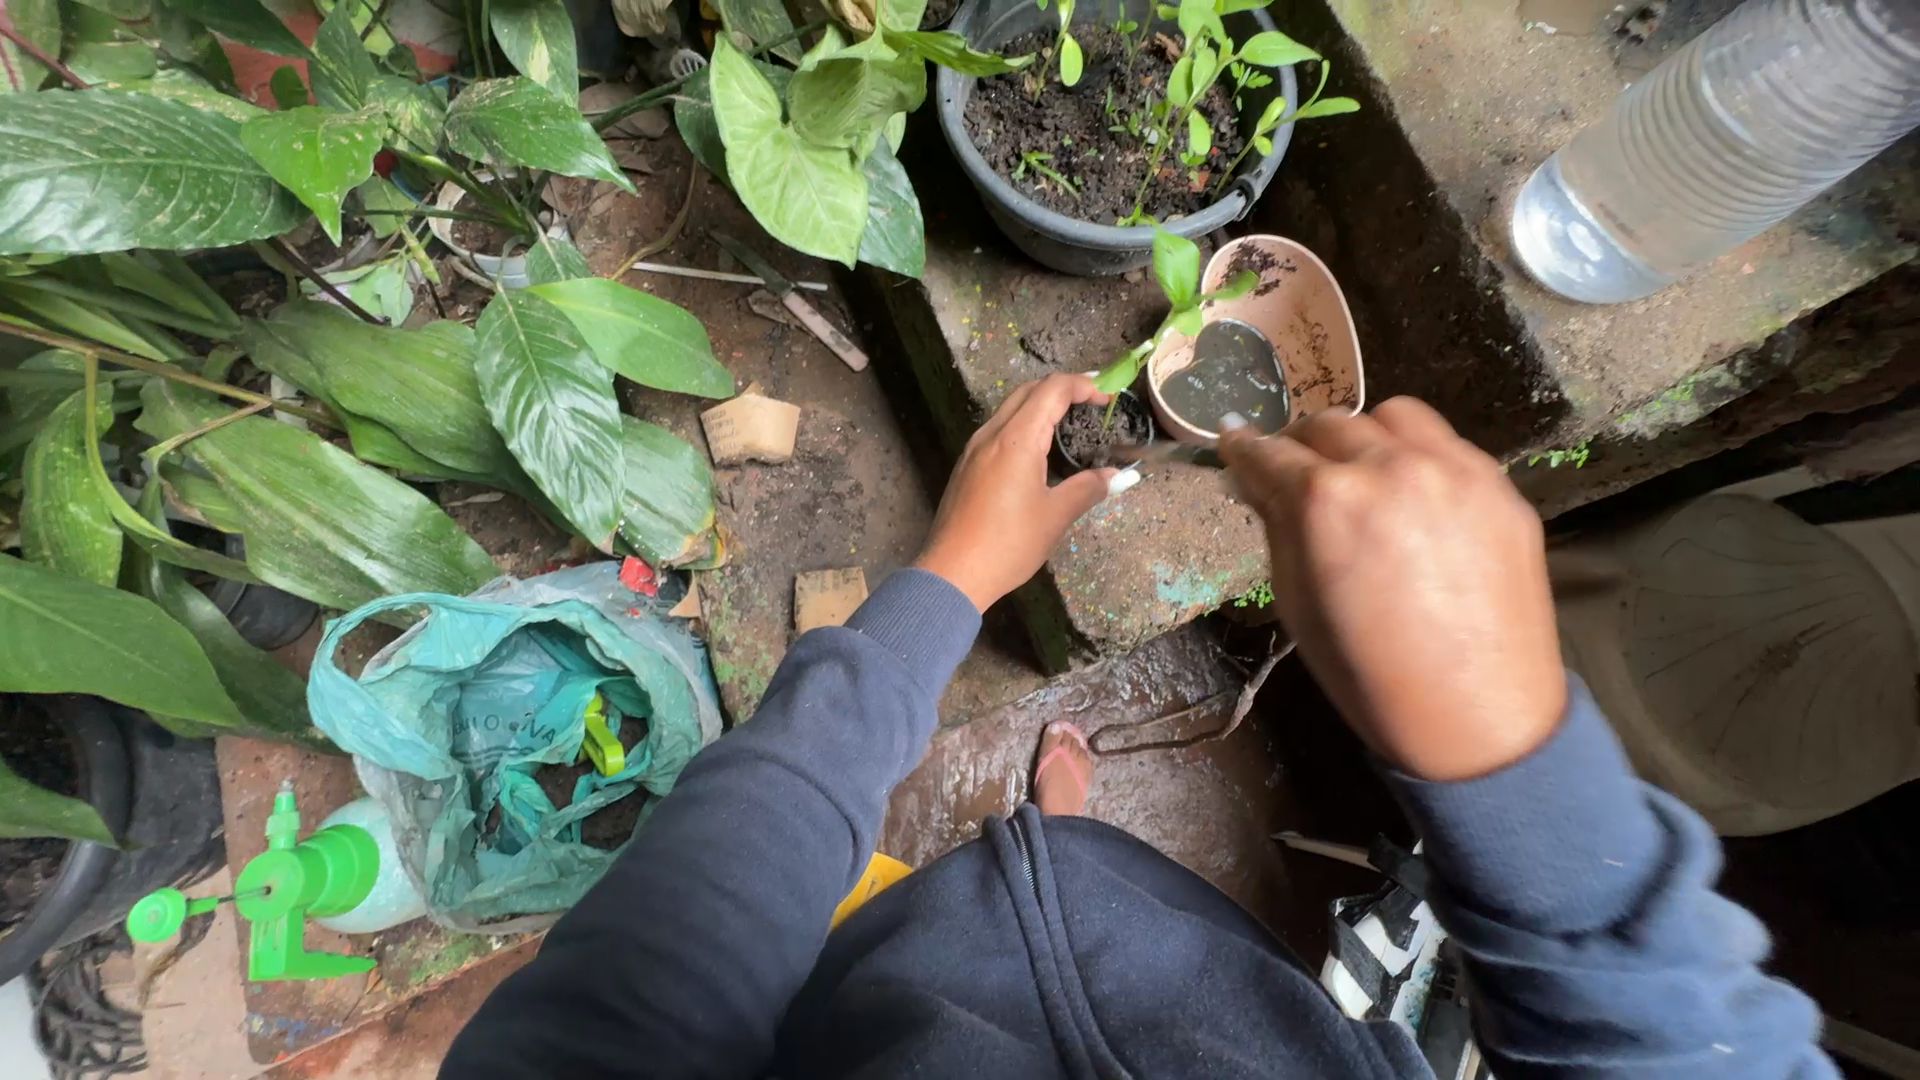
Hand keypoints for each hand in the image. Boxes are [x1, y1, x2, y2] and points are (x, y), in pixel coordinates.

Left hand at [916, 374, 1117, 611]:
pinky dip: (1022, 426)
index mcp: (1016, 439)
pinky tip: (1038, 450)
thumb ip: (1088, 488)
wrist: (952, 574)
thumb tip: (1121, 476)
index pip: (1052, 390)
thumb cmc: (1008, 544)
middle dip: (1061, 389)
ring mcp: (973, 450)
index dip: (1083, 386)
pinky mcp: (965, 467)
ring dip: (1039, 406)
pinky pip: (997, 431)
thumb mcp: (1055, 516)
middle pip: (1028, 392)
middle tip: (1092, 402)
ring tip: (1068, 423)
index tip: (1107, 399)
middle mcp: (991, 434)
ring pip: (1009, 410)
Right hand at [1218, 398, 1565, 781]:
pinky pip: (1443, 443)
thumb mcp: (1293, 599)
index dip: (1241, 449)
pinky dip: (1411, 453)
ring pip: (1391, 416)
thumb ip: (1277, 526)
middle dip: (1297, 444)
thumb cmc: (1362, 669)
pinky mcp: (1499, 485)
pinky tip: (1408, 492)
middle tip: (1290, 470)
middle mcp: (1389, 466)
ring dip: (1360, 436)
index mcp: (1325, 500)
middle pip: (1327, 424)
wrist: (1474, 715)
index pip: (1267, 453)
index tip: (1231, 444)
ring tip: (1356, 469)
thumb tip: (1263, 484)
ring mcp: (1453, 470)